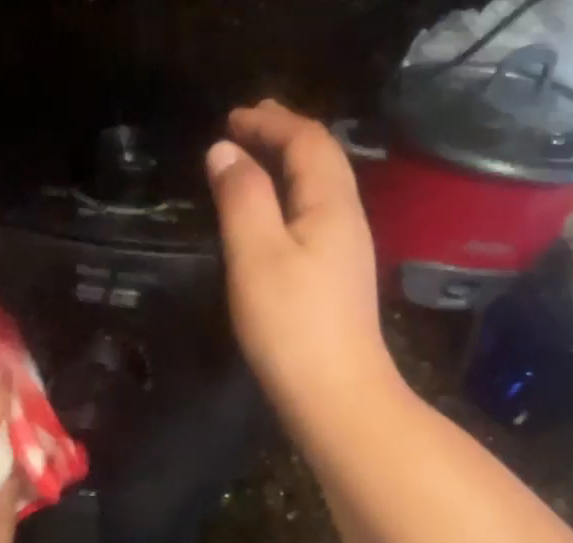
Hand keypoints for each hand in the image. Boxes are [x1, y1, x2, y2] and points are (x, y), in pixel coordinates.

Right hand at [206, 101, 392, 390]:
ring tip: (253, 163)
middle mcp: (347, 219)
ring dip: (288, 166)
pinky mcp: (337, 281)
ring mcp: (346, 252)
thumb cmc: (291, 325)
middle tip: (244, 127)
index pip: (306, 141)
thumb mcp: (256, 256)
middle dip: (284, 136)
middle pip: (322, 159)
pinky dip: (290, 199)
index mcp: (330, 204)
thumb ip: (242, 198)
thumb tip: (225, 152)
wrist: (335, 395)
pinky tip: (271, 218)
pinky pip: (315, 218)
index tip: (231, 117)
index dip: (270, 122)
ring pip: (321, 189)